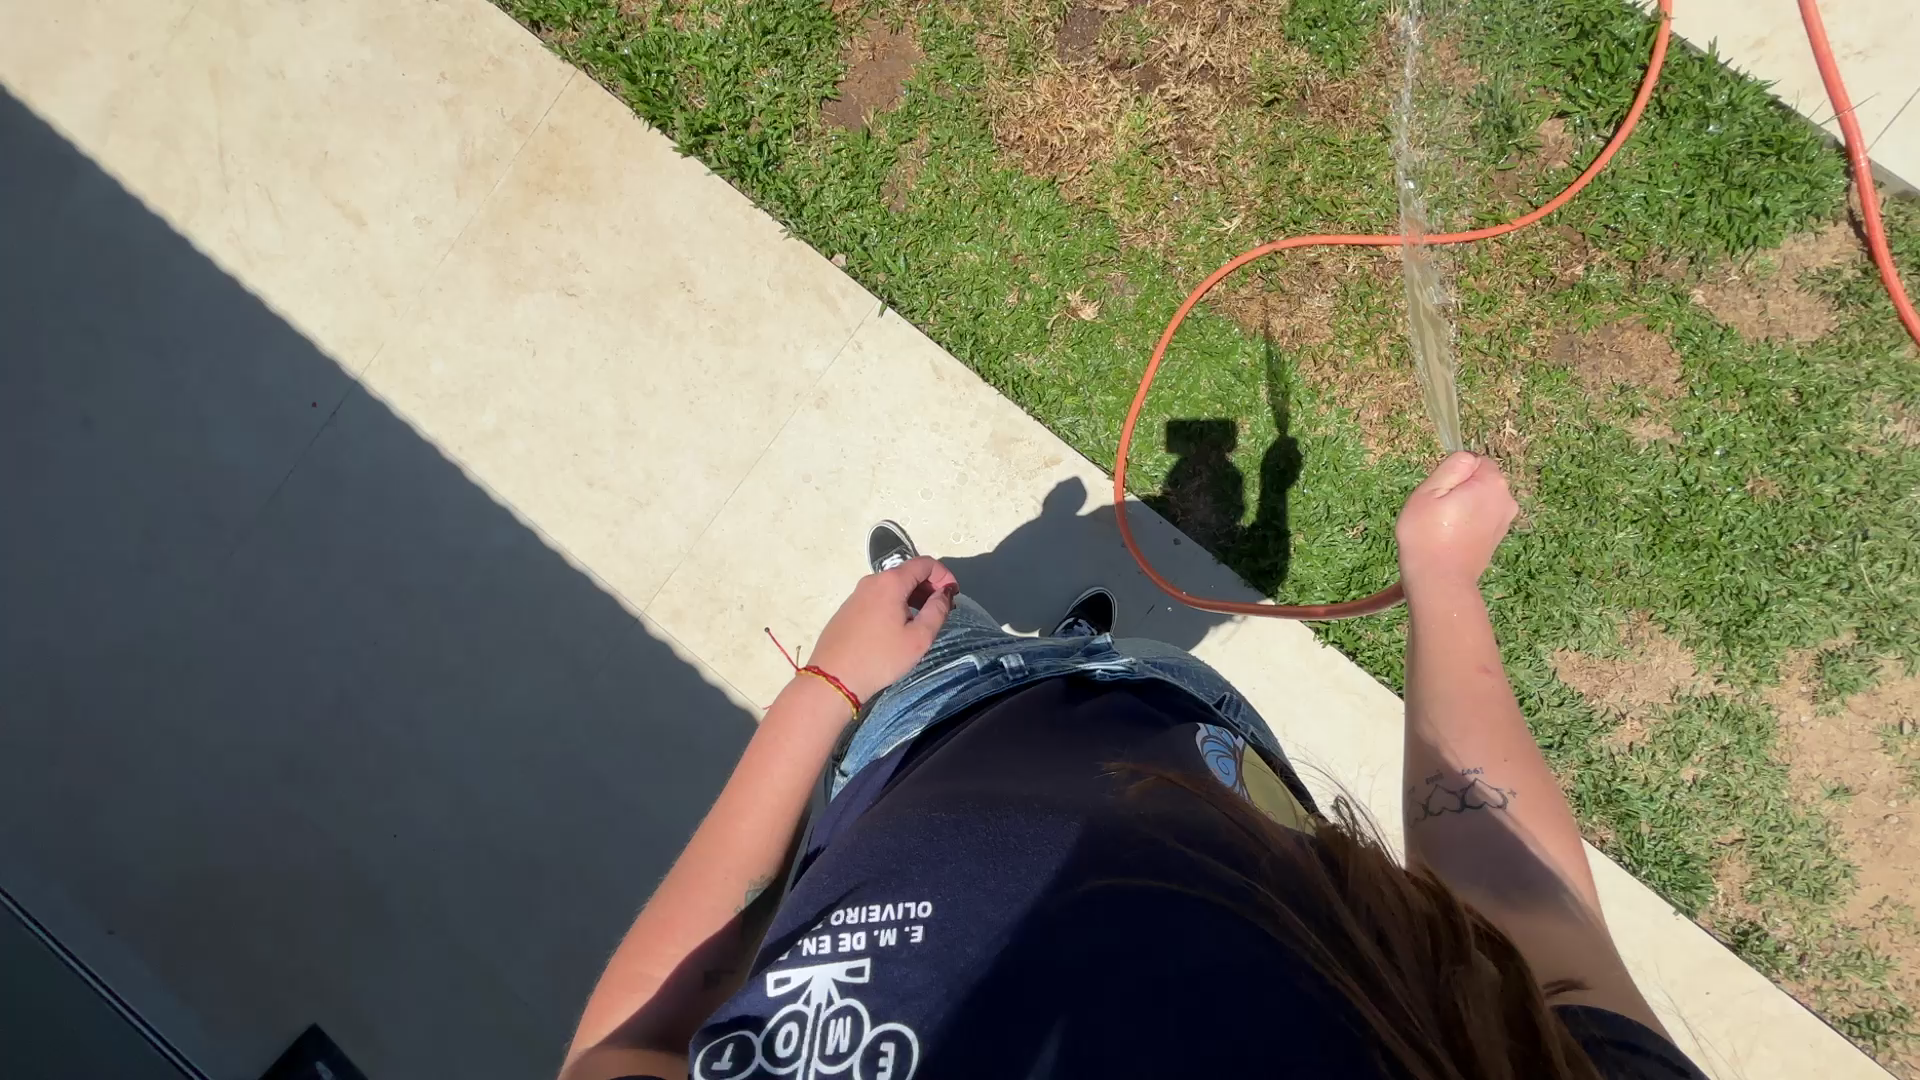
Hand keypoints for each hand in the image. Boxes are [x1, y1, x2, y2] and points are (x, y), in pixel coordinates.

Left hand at [806, 556, 958, 702]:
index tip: (953, 595)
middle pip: (908, 572)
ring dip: (913, 596)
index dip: (944, 575)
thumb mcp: (918, 638)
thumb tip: (944, 594)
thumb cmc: (880, 658)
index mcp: (891, 583)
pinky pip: (879, 597)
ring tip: (923, 621)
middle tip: (942, 609)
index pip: (925, 563)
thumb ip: (937, 611)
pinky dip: (896, 603)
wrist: (833, 678)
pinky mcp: (849, 608)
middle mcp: (872, 581)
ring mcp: (857, 594)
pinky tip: (898, 628)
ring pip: (892, 586)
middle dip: (929, 586)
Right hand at [1395, 452, 1516, 598]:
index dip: (1453, 473)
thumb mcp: (1428, 492)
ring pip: (1480, 500)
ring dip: (1463, 507)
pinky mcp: (1497, 537)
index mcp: (1491, 483)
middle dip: (1459, 489)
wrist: (1439, 579)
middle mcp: (1506, 499)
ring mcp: (1504, 520)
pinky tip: (1450, 537)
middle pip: (1480, 480)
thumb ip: (1451, 467)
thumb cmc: (1426, 534)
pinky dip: (1467, 522)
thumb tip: (1467, 457)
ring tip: (1441, 526)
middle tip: (1435, 510)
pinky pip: (1481, 517)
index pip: (1475, 461)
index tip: (1437, 493)